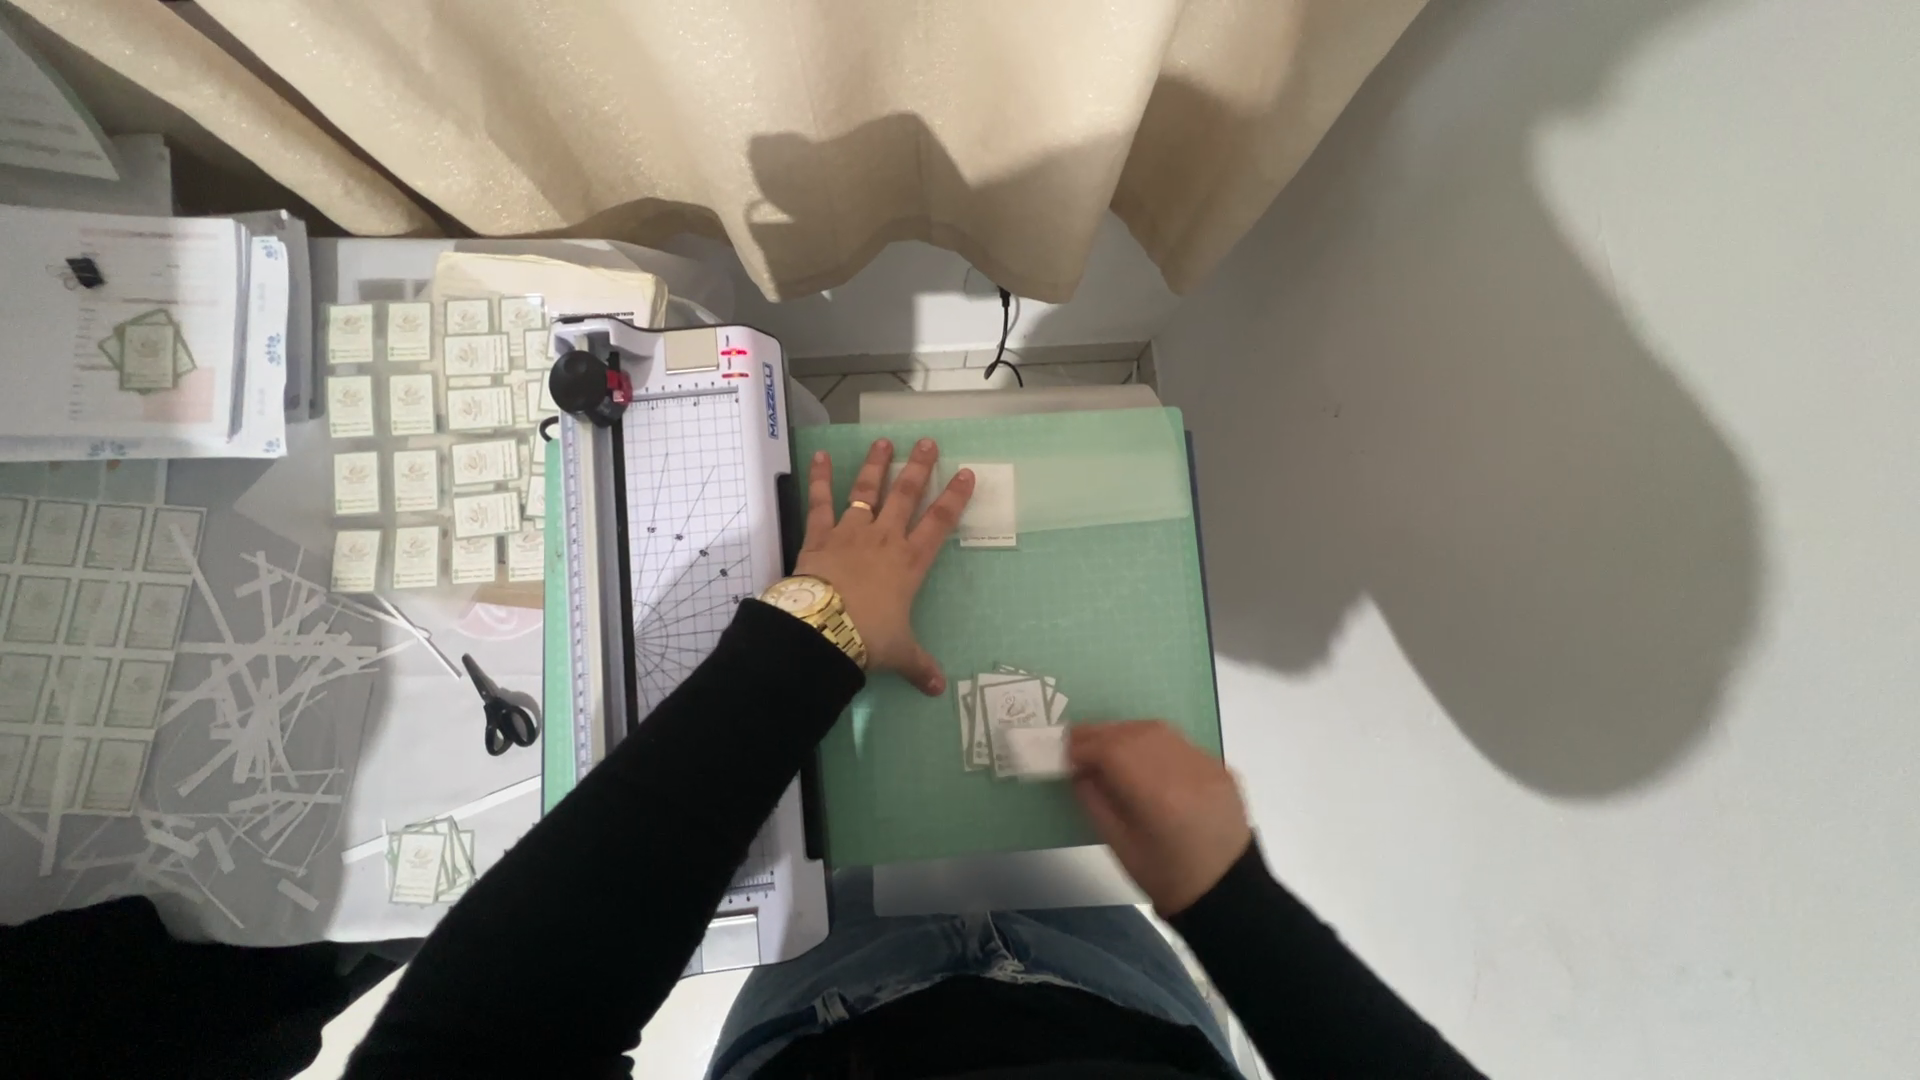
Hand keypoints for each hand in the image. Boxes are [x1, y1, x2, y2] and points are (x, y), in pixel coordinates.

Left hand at [794, 437, 973, 694]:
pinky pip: (820, 502)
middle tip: (926, 442)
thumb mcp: (900, 653)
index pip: (939, 523)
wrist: (823, 630)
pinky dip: (819, 478)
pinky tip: (818, 456)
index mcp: (910, 562)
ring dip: (875, 465)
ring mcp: (851, 532)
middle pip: (906, 496)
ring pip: (866, 491)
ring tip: (883, 442)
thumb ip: (919, 665)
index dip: (954, 498)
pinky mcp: (820, 535)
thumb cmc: (869, 637)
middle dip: (918, 468)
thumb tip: (937, 689)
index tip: (965, 474)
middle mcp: (884, 539)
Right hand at [1068, 721, 1251, 914]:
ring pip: (1159, 731)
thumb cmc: (1166, 877)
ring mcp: (1208, 766)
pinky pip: (1179, 744)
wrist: (1228, 894)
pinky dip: (1154, 742)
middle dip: (1101, 733)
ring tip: (1105, 744)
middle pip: (1135, 734)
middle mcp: (1186, 771)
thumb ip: (1094, 801)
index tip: (1065, 753)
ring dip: (1126, 732)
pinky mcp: (1222, 768)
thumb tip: (1078, 769)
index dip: (1084, 747)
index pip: (1113, 752)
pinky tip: (1141, 754)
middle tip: (1077, 740)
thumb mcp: (1119, 845)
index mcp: (1159, 798)